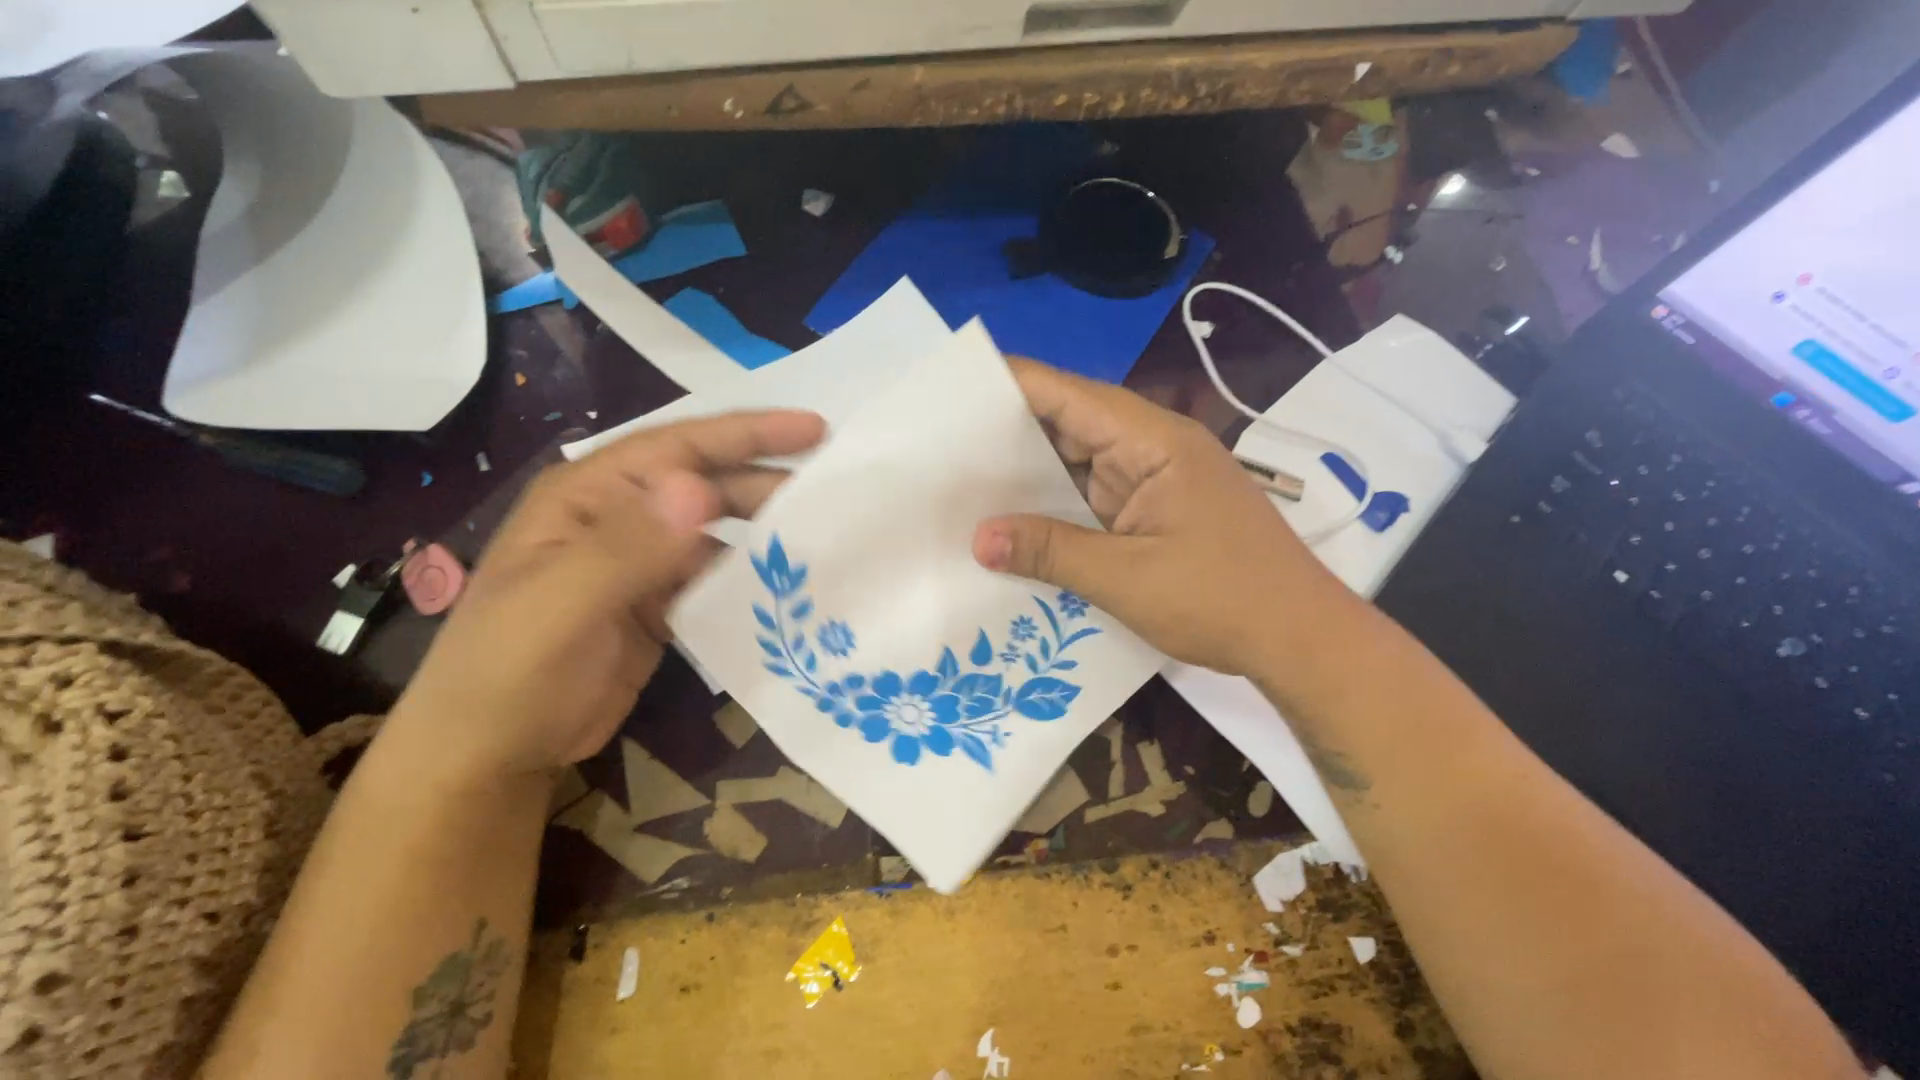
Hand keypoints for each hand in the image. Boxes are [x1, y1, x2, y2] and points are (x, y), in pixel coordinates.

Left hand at [387, 411, 825, 782]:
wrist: (489, 754)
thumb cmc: (510, 672)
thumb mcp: (562, 605)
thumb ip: (628, 547)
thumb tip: (699, 487)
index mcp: (588, 496)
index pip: (678, 447)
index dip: (747, 434)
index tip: (815, 429)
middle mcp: (617, 518)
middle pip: (704, 483)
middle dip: (766, 478)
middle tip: (835, 485)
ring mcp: (637, 564)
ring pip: (714, 530)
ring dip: (764, 527)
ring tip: (823, 530)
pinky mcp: (655, 606)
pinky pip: (712, 577)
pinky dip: (749, 574)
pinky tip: (787, 582)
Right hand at [972, 358, 1350, 675]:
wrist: (1299, 638)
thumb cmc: (1222, 598)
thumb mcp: (1128, 579)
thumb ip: (1051, 552)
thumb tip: (977, 540)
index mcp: (1151, 441)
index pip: (1066, 395)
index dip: (1006, 386)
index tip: (945, 395)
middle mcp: (1149, 448)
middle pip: (1065, 422)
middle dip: (1003, 434)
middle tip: (934, 449)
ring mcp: (1150, 481)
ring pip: (1074, 462)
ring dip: (1024, 475)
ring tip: (956, 485)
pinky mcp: (1149, 512)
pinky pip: (1088, 496)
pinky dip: (1051, 507)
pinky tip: (1008, 524)